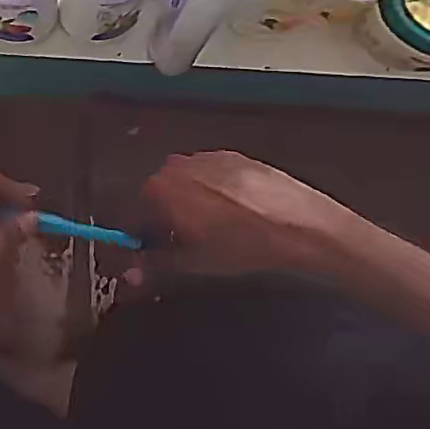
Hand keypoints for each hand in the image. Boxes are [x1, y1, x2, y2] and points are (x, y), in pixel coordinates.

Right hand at [136, 151, 372, 279]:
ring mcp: (206, 156)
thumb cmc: (242, 246)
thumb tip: (129, 272)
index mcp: (160, 189)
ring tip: (217, 228)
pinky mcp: (233, 155)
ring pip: (185, 183)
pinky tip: (236, 211)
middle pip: (159, 194)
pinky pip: (211, 175)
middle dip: (166, 216)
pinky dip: (214, 190)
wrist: (300, 224)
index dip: (142, 235)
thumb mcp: (194, 262)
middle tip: (187, 242)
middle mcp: (176, 165)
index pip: (136, 213)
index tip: (153, 250)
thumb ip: (155, 263)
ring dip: (190, 202)